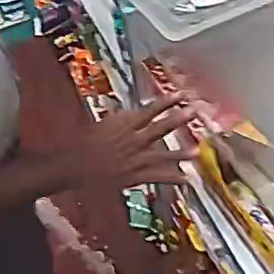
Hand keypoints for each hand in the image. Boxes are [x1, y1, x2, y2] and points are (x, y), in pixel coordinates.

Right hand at [64, 92, 197, 188]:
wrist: (76, 165)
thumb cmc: (85, 142)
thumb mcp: (102, 124)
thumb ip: (119, 119)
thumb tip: (128, 112)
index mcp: (125, 124)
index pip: (150, 110)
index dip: (166, 102)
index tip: (181, 95)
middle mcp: (134, 139)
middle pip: (160, 127)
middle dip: (179, 119)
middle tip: (195, 112)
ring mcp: (136, 158)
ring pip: (163, 154)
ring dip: (181, 152)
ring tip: (197, 150)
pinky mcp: (136, 175)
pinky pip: (157, 176)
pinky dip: (172, 178)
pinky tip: (185, 178)